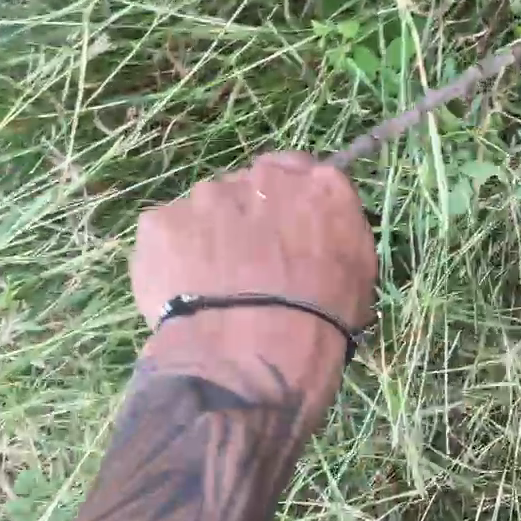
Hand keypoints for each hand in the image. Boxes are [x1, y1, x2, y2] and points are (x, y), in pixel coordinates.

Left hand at [130, 152, 376, 393]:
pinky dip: (180, 253)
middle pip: (257, 183)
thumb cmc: (325, 315)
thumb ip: (340, 235)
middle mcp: (265, 177)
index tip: (298, 224)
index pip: (310, 171)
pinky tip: (191, 287)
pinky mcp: (161, 220)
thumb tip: (322, 237)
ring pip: (211, 206)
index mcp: (323, 187)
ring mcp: (208, 195)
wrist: (256, 348)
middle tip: (260, 254)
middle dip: (257, 210)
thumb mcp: (360, 272)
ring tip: (220, 279)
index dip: (300, 199)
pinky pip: (172, 232)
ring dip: (217, 231)